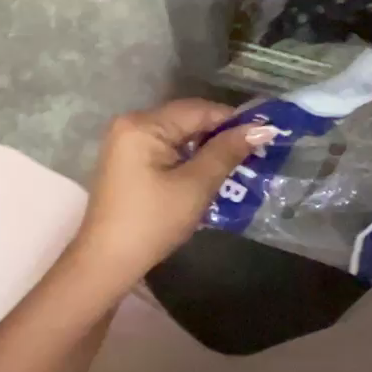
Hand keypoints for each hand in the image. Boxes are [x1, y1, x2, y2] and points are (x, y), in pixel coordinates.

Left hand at [68, 100, 262, 288]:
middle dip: (219, 136)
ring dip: (204, 149)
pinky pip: (164, 150)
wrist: (107, 261)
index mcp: (143, 124)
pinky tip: (207, 175)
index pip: (197, 110)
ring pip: (176, 136)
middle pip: (185, 121)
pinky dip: (186, 159)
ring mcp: (125, 144)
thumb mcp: (195, 186)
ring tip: (236, 166)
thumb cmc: (153, 222)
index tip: (264, 136)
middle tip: (254, 154)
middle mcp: (130, 125)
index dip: (233, 121)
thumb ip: (226, 152)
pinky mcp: (126, 163)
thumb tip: (261, 128)